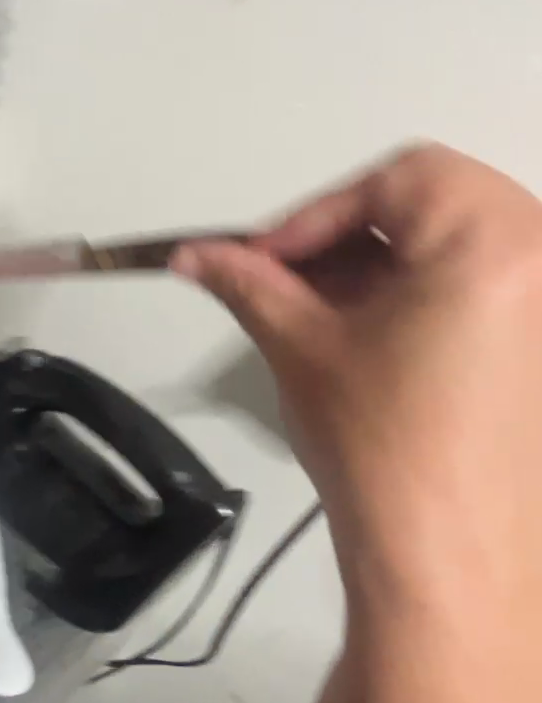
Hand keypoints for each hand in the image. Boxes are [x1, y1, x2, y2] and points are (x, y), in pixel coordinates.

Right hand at [171, 144, 541, 614]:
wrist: (440, 525)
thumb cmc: (381, 438)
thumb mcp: (297, 344)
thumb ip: (245, 283)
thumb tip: (194, 254)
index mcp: (494, 245)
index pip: (402, 177)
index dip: (317, 213)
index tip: (260, 258)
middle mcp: (540, 257)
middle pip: (430, 200)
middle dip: (338, 235)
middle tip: (273, 280)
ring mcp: (540, 296)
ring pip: (447, 238)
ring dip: (364, 262)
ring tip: (305, 311)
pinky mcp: (530, 329)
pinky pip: (468, 276)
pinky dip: (401, 287)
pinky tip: (350, 329)